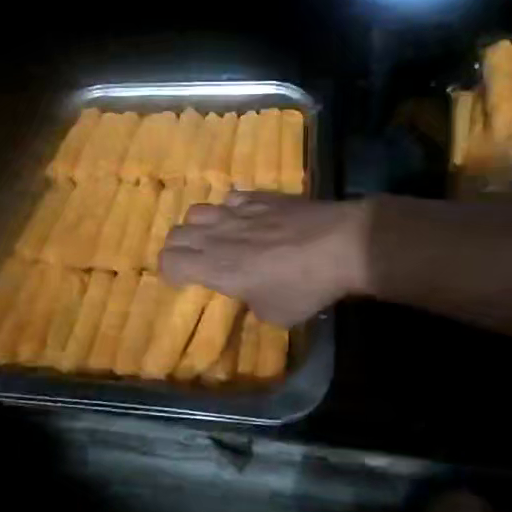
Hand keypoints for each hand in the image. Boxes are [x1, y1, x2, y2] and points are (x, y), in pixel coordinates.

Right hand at [159, 192, 371, 326]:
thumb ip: (250, 303)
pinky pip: (230, 197)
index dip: (170, 273)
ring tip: (215, 238)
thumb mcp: (274, 314)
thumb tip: (249, 294)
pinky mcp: (259, 197)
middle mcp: (217, 236)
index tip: (184, 282)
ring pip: (197, 211)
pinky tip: (244, 219)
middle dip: (178, 249)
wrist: (343, 245)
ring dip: (199, 227)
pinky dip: (229, 209)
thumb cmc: (305, 287)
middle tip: (194, 262)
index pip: (168, 261)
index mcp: (214, 267)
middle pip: (175, 234)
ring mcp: (237, 211)